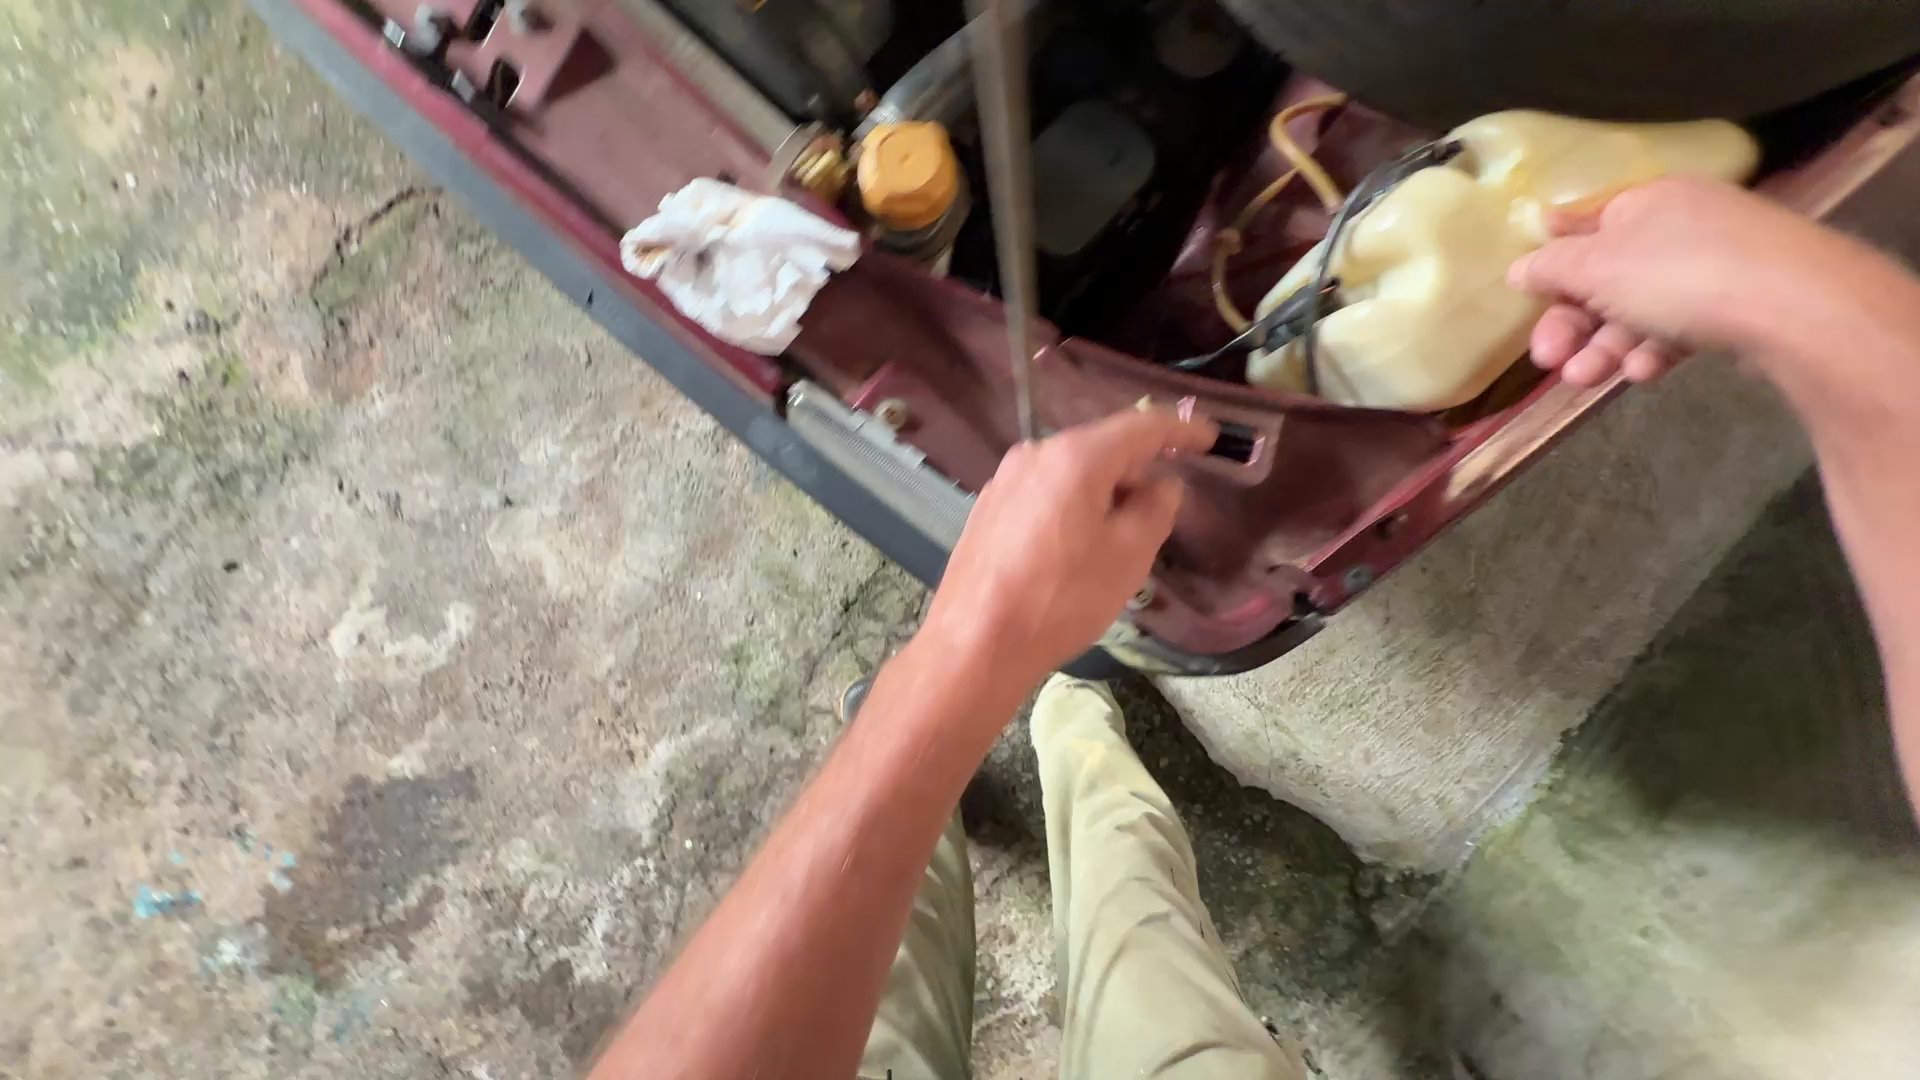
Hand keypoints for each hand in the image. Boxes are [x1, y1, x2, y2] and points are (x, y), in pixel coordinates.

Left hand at [920, 408, 1216, 688]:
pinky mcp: (987, 509)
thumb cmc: (1061, 599)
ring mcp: (1003, 481)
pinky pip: (1043, 493)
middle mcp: (1033, 456)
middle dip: (1136, 470)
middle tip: (1162, 504)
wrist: (975, 643)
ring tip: (1120, 533)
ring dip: (1102, 492)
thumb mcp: (1127, 557)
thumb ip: (1155, 509)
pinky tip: (1076, 544)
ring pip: (1069, 473)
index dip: (1180, 430)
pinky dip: (1070, 505)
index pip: (1140, 427)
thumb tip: (1162, 485)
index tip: (1208, 438)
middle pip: (1100, 448)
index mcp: (1074, 457)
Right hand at [1508, 176, 1881, 386]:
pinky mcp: (1729, 307)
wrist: (1794, 307)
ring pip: (1629, 315)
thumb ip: (1547, 267)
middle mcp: (1675, 229)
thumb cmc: (1676, 273)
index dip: (1550, 259)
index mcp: (1643, 204)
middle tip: (1548, 359)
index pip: (1582, 226)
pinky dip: (1649, 353)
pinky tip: (1644, 371)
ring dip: (1599, 351)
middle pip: (1598, 282)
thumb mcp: (1591, 265)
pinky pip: (1671, 331)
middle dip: (1568, 327)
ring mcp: (1705, 269)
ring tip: (1586, 379)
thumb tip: (1520, 268)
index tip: (1525, 291)